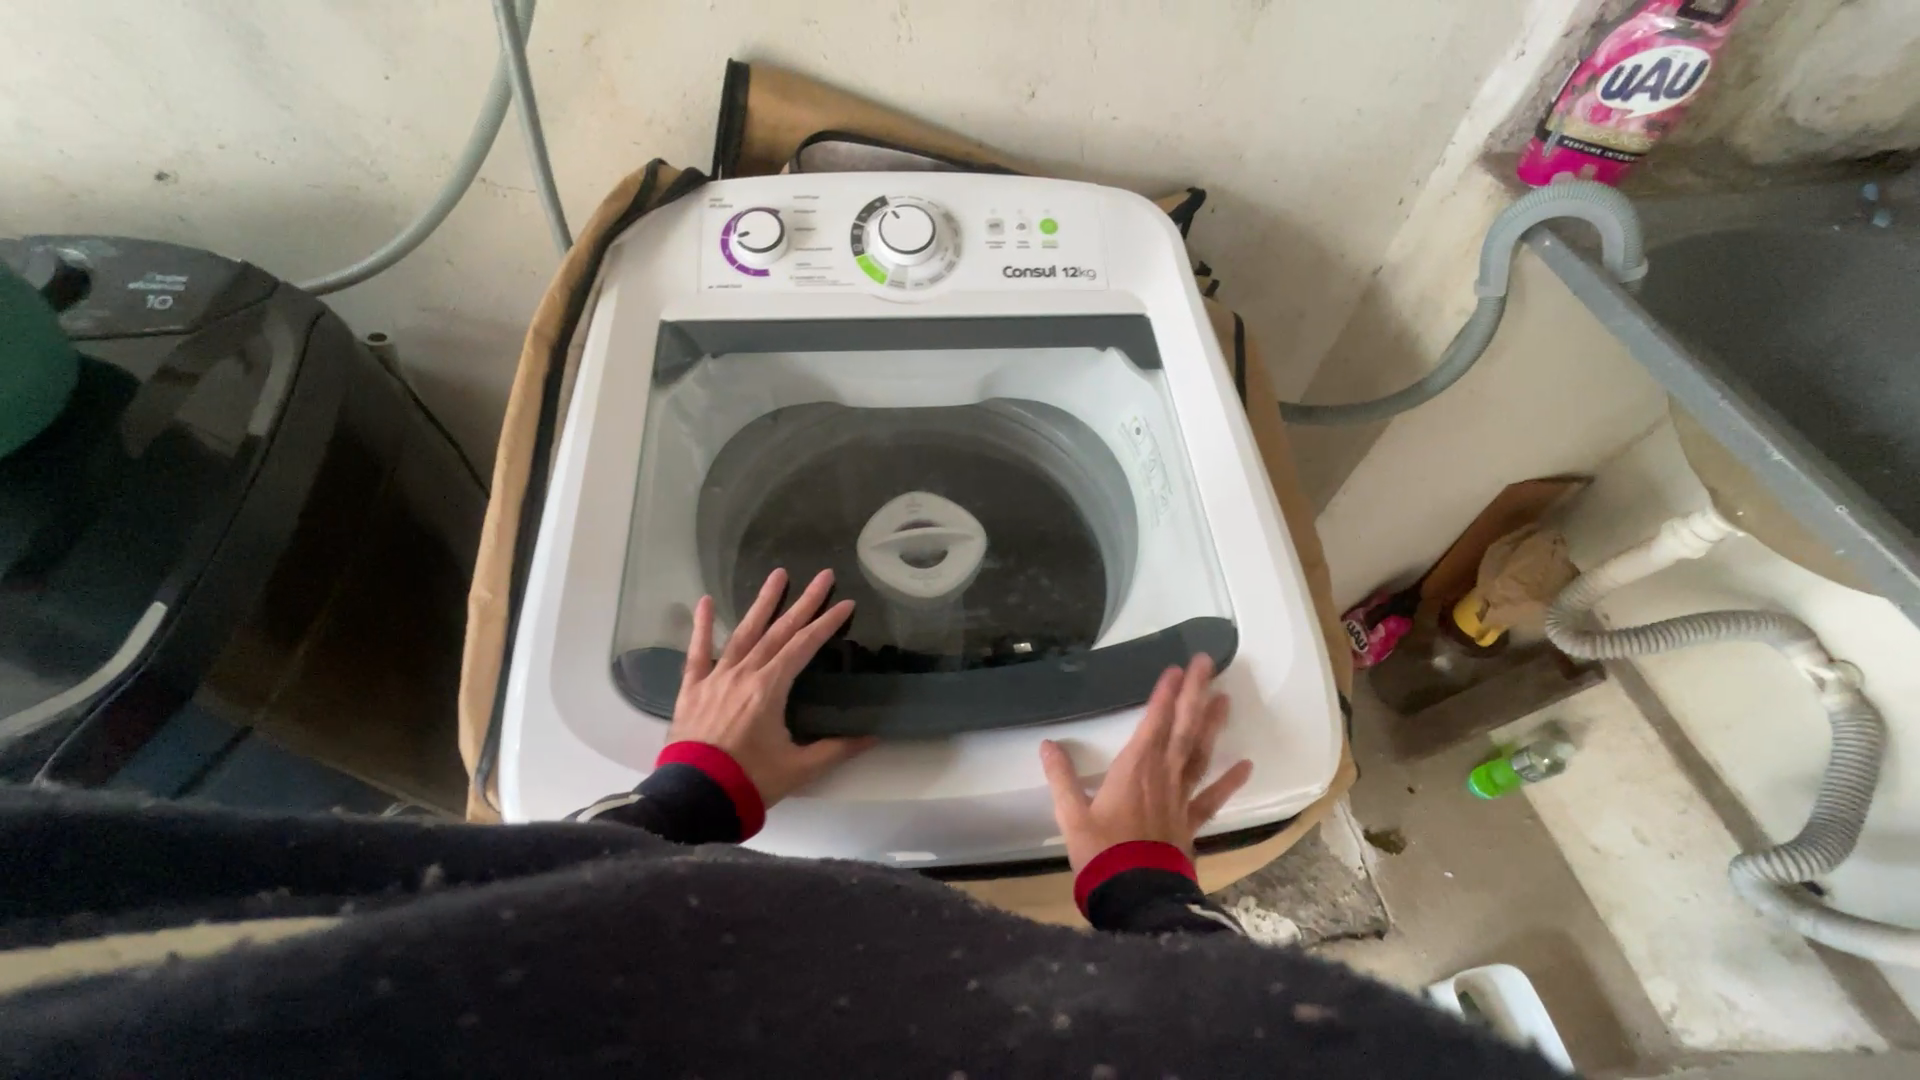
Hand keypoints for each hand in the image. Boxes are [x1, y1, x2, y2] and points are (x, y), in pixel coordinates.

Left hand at [670, 568, 874, 804]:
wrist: (694, 797)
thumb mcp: (799, 768)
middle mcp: (744, 673)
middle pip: (779, 631)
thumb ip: (836, 749)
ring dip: (762, 603)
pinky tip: (703, 601)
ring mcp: (716, 678)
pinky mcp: (692, 689)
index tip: (846, 603)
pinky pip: (697, 651)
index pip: (804, 646)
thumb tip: (872, 738)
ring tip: (778, 575)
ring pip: (743, 632)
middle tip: (823, 576)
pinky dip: (701, 626)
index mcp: (770, 688)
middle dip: (804, 602)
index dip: (827, 623)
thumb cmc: (749, 781)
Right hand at [1039, 654, 1252, 871]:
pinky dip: (1229, 782)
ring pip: (1200, 754)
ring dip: (1212, 725)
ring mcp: (1180, 798)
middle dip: (1194, 694)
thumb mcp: (1071, 815)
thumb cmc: (1100, 853)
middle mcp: (1163, 775)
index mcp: (1134, 769)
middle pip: (1183, 728)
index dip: (1165, 694)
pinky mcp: (1190, 822)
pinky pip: (1212, 798)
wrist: (1136, 897)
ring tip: (1225, 698)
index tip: (1176, 668)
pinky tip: (1246, 766)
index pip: (1153, 722)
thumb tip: (1048, 745)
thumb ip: (1061, 778)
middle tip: (1207, 663)